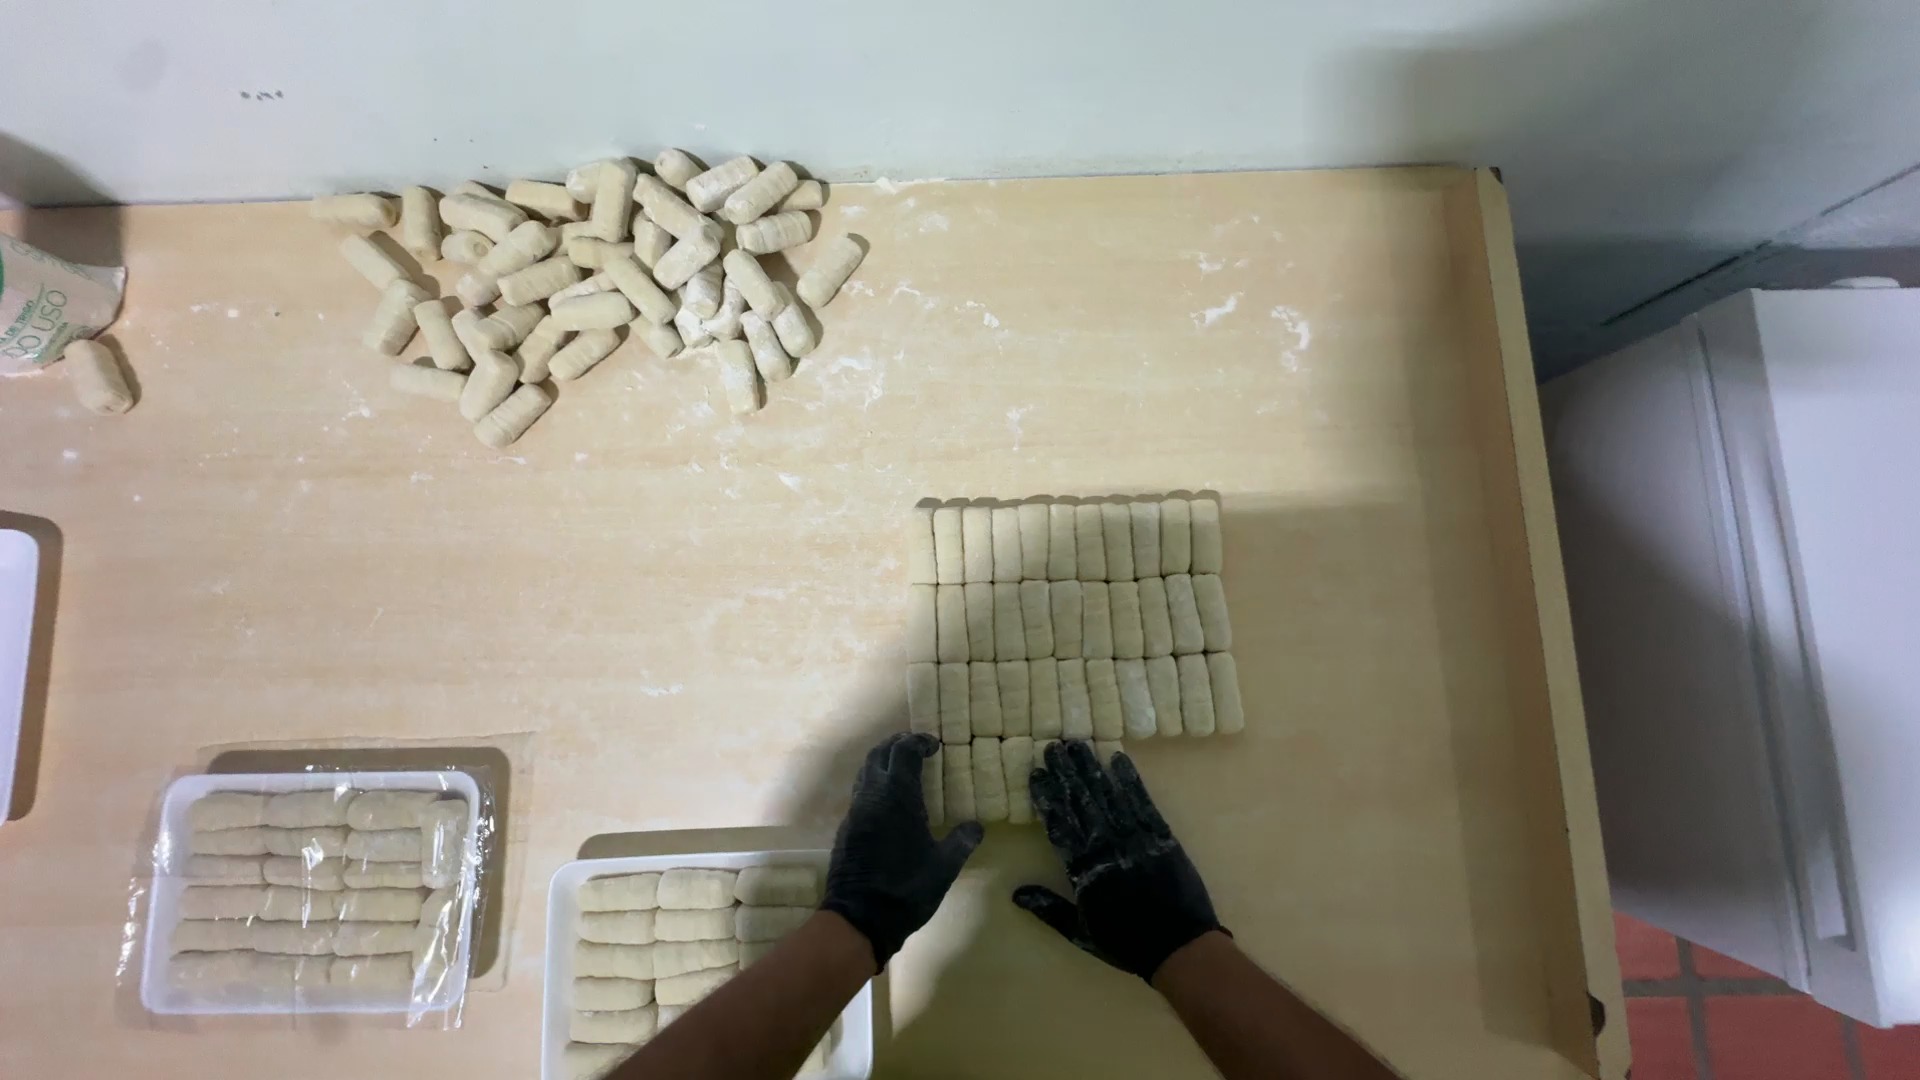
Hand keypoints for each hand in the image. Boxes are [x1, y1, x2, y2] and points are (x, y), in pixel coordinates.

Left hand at [821, 733, 982, 970]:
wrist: (859, 918)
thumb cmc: (906, 889)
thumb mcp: (944, 867)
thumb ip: (962, 842)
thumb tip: (977, 826)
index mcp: (897, 796)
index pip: (904, 751)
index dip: (919, 742)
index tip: (934, 745)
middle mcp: (873, 795)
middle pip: (879, 753)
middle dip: (897, 743)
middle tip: (916, 747)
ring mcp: (856, 811)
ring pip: (866, 771)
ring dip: (883, 762)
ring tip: (903, 768)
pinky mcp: (847, 827)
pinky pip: (861, 792)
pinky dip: (875, 783)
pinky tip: (889, 801)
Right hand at [1015, 740, 1223, 980]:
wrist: (1180, 947)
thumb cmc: (1127, 942)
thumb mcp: (1081, 932)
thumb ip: (1049, 908)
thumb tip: (1016, 893)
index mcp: (1085, 870)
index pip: (1059, 825)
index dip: (1047, 797)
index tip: (1036, 773)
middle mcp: (1106, 847)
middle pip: (1081, 802)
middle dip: (1065, 773)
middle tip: (1053, 747)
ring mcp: (1134, 837)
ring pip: (1107, 795)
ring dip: (1091, 768)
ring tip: (1077, 745)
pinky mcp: (1160, 834)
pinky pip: (1141, 801)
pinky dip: (1129, 779)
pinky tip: (1117, 758)